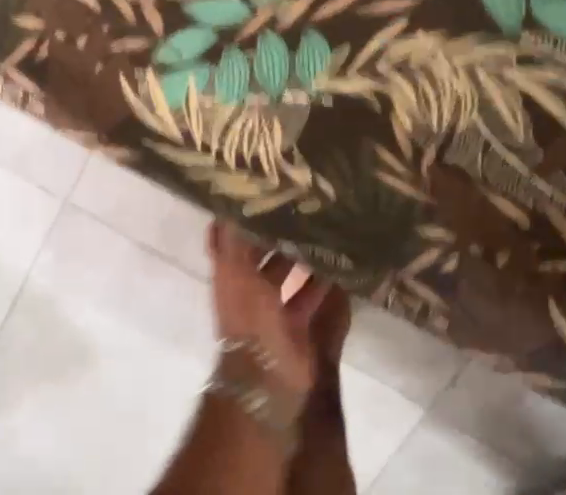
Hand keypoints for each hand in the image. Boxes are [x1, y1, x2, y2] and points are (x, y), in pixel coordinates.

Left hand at [208, 221, 332, 410]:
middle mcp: (246, 284)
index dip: (237, 214)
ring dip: (300, 256)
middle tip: (299, 205)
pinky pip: (308, 297)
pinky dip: (320, 284)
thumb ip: (234, 240)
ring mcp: (270, 305)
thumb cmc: (248, 317)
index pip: (227, 235)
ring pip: (285, 273)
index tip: (255, 189)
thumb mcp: (236, 271)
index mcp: (227, 272)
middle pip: (259, 252)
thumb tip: (231, 202)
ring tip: (321, 229)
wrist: (267, 375)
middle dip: (274, 232)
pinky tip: (338, 266)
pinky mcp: (294, 323)